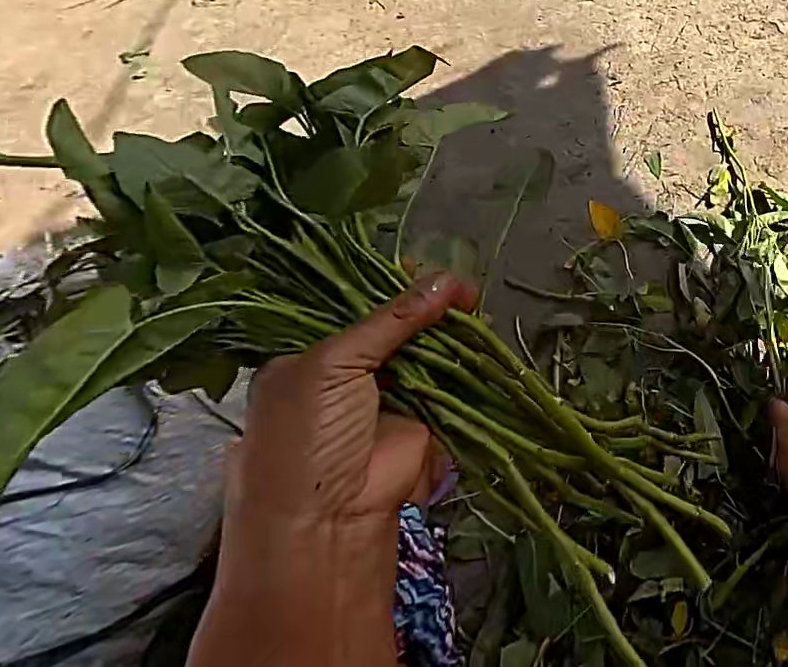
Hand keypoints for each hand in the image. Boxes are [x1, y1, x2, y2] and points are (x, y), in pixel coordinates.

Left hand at [191, 273, 477, 666]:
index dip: (390, 287)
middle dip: (424, 304)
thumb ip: (393, 319)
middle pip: (393, 327)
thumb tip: (447, 278)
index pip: (354, 310)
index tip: (425, 264)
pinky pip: (446, 377)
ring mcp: (386, 395)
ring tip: (472, 298)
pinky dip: (463, 355)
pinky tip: (479, 328)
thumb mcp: (336, 363)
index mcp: (308, 359)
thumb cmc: (309, 435)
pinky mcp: (422, 415)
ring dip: (447, 326)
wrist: (329, 522)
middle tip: (459, 284)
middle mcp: (346, 374)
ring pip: (423, 349)